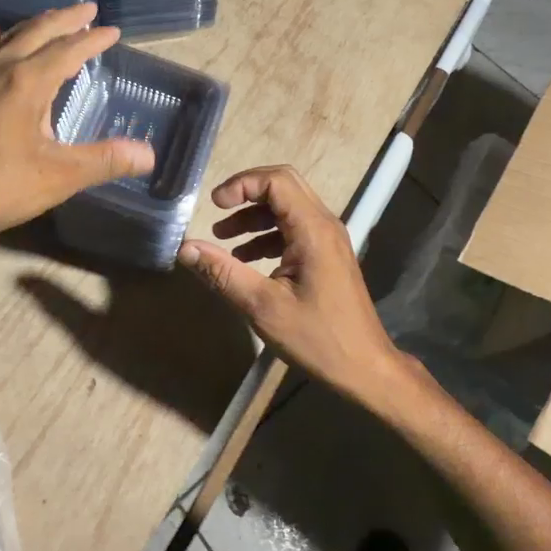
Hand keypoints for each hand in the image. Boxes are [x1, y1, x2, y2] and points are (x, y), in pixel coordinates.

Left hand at [0, 3, 154, 263]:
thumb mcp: (58, 177)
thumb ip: (104, 160)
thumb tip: (149, 155)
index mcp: (26, 82)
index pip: (68, 50)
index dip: (93, 39)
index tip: (113, 31)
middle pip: (36, 32)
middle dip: (65, 19)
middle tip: (87, 9)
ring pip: (5, 38)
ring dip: (32, 26)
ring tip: (50, 22)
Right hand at [177, 166, 408, 404]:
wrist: (365, 369)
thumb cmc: (317, 337)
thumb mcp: (262, 306)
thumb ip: (222, 273)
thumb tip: (185, 248)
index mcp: (312, 229)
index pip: (276, 181)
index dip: (241, 184)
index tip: (214, 204)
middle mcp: (324, 224)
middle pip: (283, 185)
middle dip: (246, 193)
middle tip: (217, 210)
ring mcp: (328, 239)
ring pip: (287, 207)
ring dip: (254, 216)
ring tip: (223, 238)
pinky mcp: (327, 255)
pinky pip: (293, 229)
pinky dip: (266, 235)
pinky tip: (245, 260)